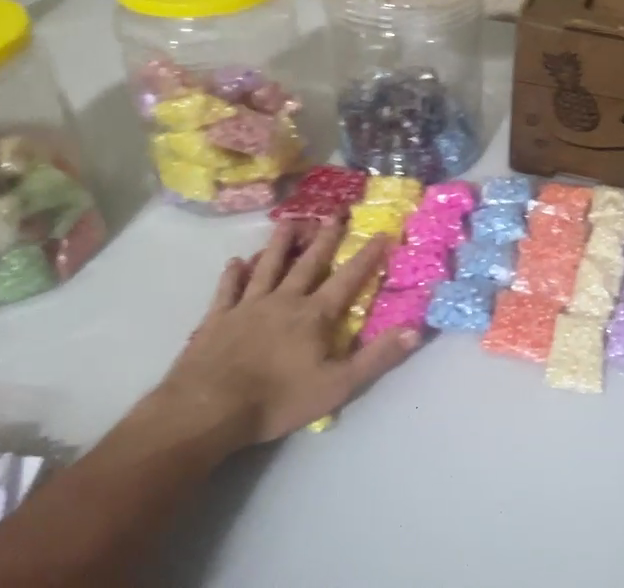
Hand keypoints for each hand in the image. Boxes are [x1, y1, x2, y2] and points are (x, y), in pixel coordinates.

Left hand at [151, 221, 417, 451]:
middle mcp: (283, 301)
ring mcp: (247, 306)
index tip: (382, 233)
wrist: (207, 409)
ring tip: (288, 222)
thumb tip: (416, 329)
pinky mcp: (217, 319)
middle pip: (308, 263)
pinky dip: (234, 274)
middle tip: (334, 214)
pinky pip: (228, 289)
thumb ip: (378, 357)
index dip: (367, 257)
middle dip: (324, 238)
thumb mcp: (338, 385)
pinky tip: (236, 262)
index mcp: (314, 315)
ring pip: (268, 266)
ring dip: (280, 244)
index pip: (348, 279)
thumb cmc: (277, 400)